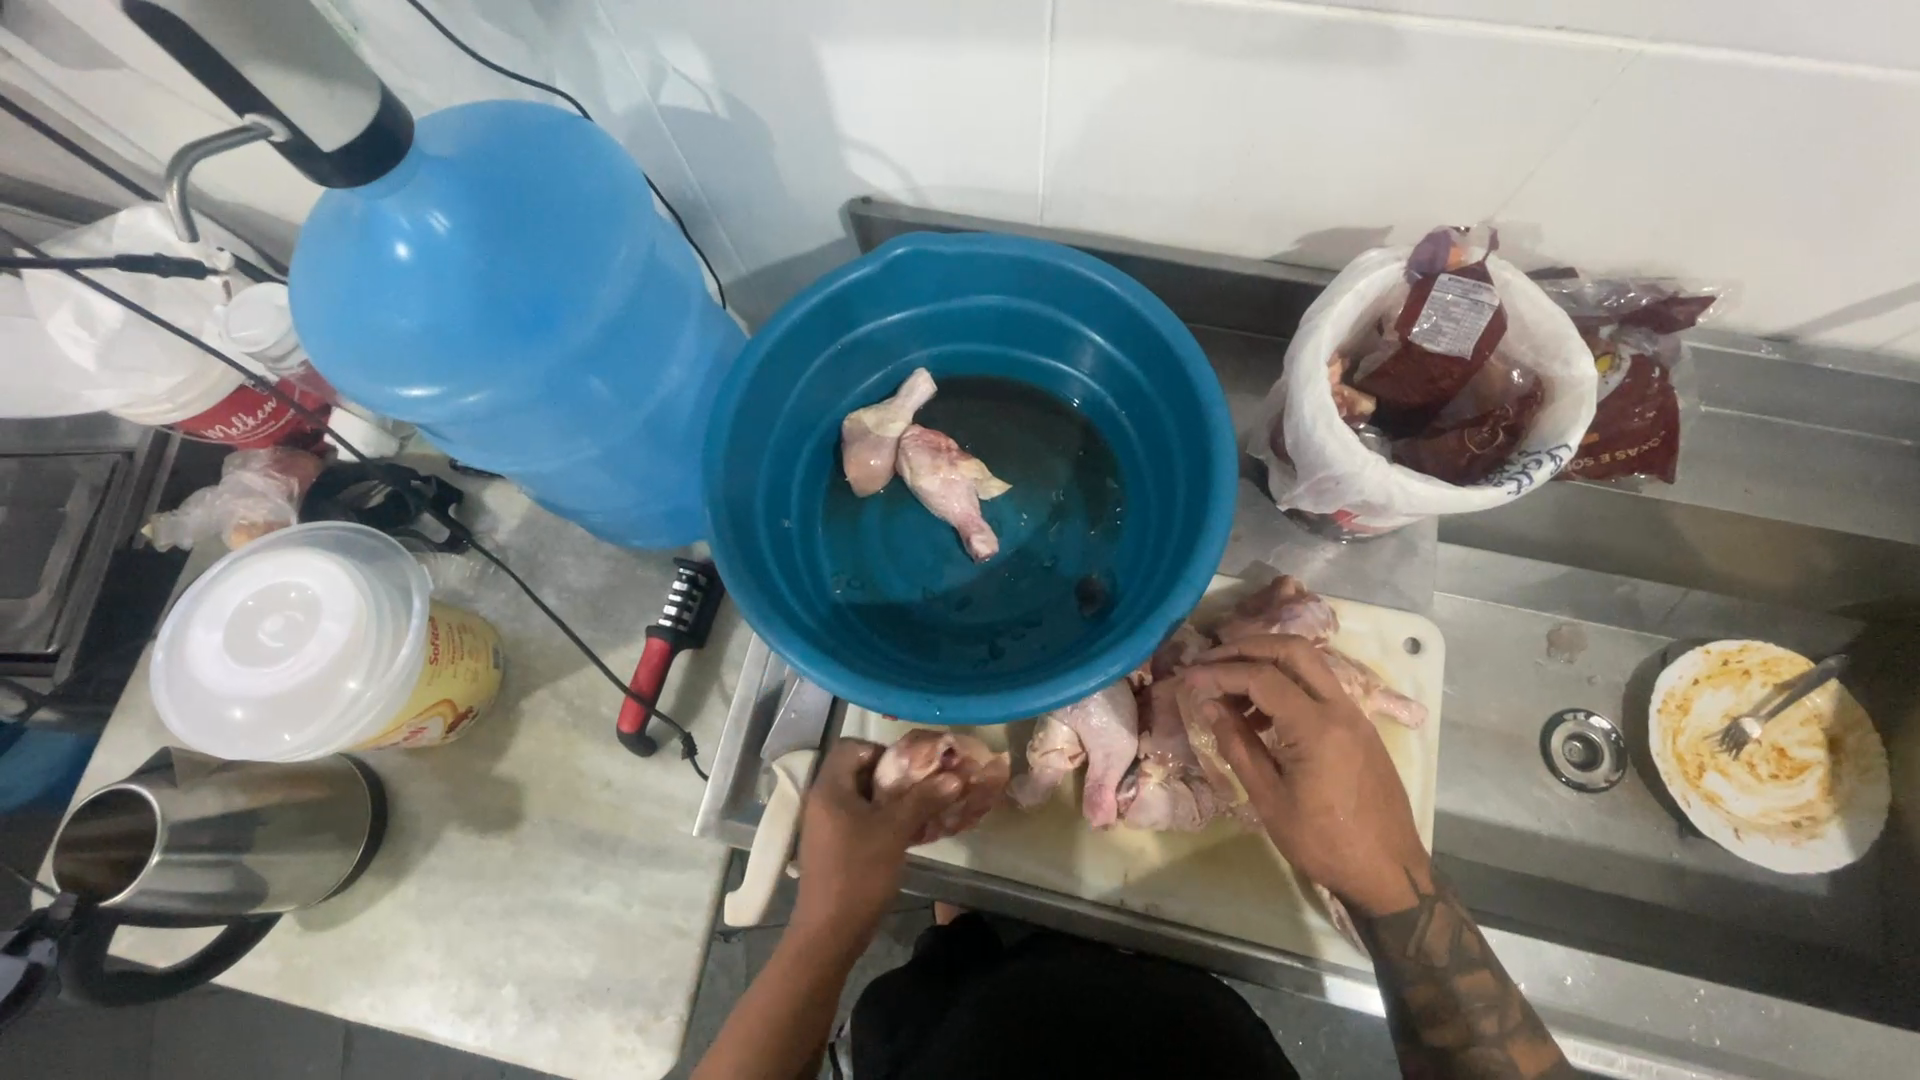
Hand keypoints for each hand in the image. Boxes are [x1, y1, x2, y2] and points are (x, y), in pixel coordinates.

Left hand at [790, 738, 963, 951]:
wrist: (830, 932)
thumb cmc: (859, 872)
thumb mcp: (895, 831)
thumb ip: (923, 799)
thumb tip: (955, 776)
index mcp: (829, 788)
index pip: (851, 746)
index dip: (881, 750)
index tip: (908, 769)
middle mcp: (822, 800)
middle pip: (856, 770)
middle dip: (890, 775)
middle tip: (919, 787)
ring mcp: (825, 825)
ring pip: (860, 796)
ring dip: (888, 799)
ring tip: (918, 809)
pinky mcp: (832, 846)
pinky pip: (857, 819)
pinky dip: (880, 819)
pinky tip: (906, 833)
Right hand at [1176, 635, 1430, 916]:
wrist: (1389, 874)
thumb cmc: (1323, 842)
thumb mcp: (1268, 798)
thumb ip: (1237, 744)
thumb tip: (1210, 705)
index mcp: (1316, 728)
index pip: (1261, 677)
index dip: (1220, 673)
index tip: (1189, 679)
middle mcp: (1340, 709)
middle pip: (1292, 650)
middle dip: (1246, 647)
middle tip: (1210, 662)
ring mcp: (1355, 716)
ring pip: (1309, 664)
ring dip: (1267, 664)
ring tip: (1230, 693)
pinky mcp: (1359, 728)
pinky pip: (1319, 688)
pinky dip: (1286, 685)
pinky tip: (1260, 716)